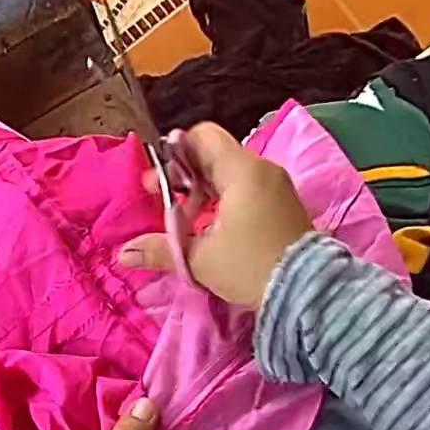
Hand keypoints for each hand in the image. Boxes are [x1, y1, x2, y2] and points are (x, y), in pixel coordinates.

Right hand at [118, 123, 313, 308]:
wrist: (306, 292)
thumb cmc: (251, 268)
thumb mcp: (202, 261)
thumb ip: (161, 250)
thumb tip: (124, 253)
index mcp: (242, 171)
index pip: (202, 137)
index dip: (175, 154)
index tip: (160, 184)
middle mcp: (262, 170)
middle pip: (215, 158)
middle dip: (187, 180)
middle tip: (168, 209)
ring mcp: (278, 187)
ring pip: (232, 177)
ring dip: (206, 196)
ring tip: (191, 226)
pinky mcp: (286, 206)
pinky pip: (250, 192)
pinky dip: (229, 203)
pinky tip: (217, 232)